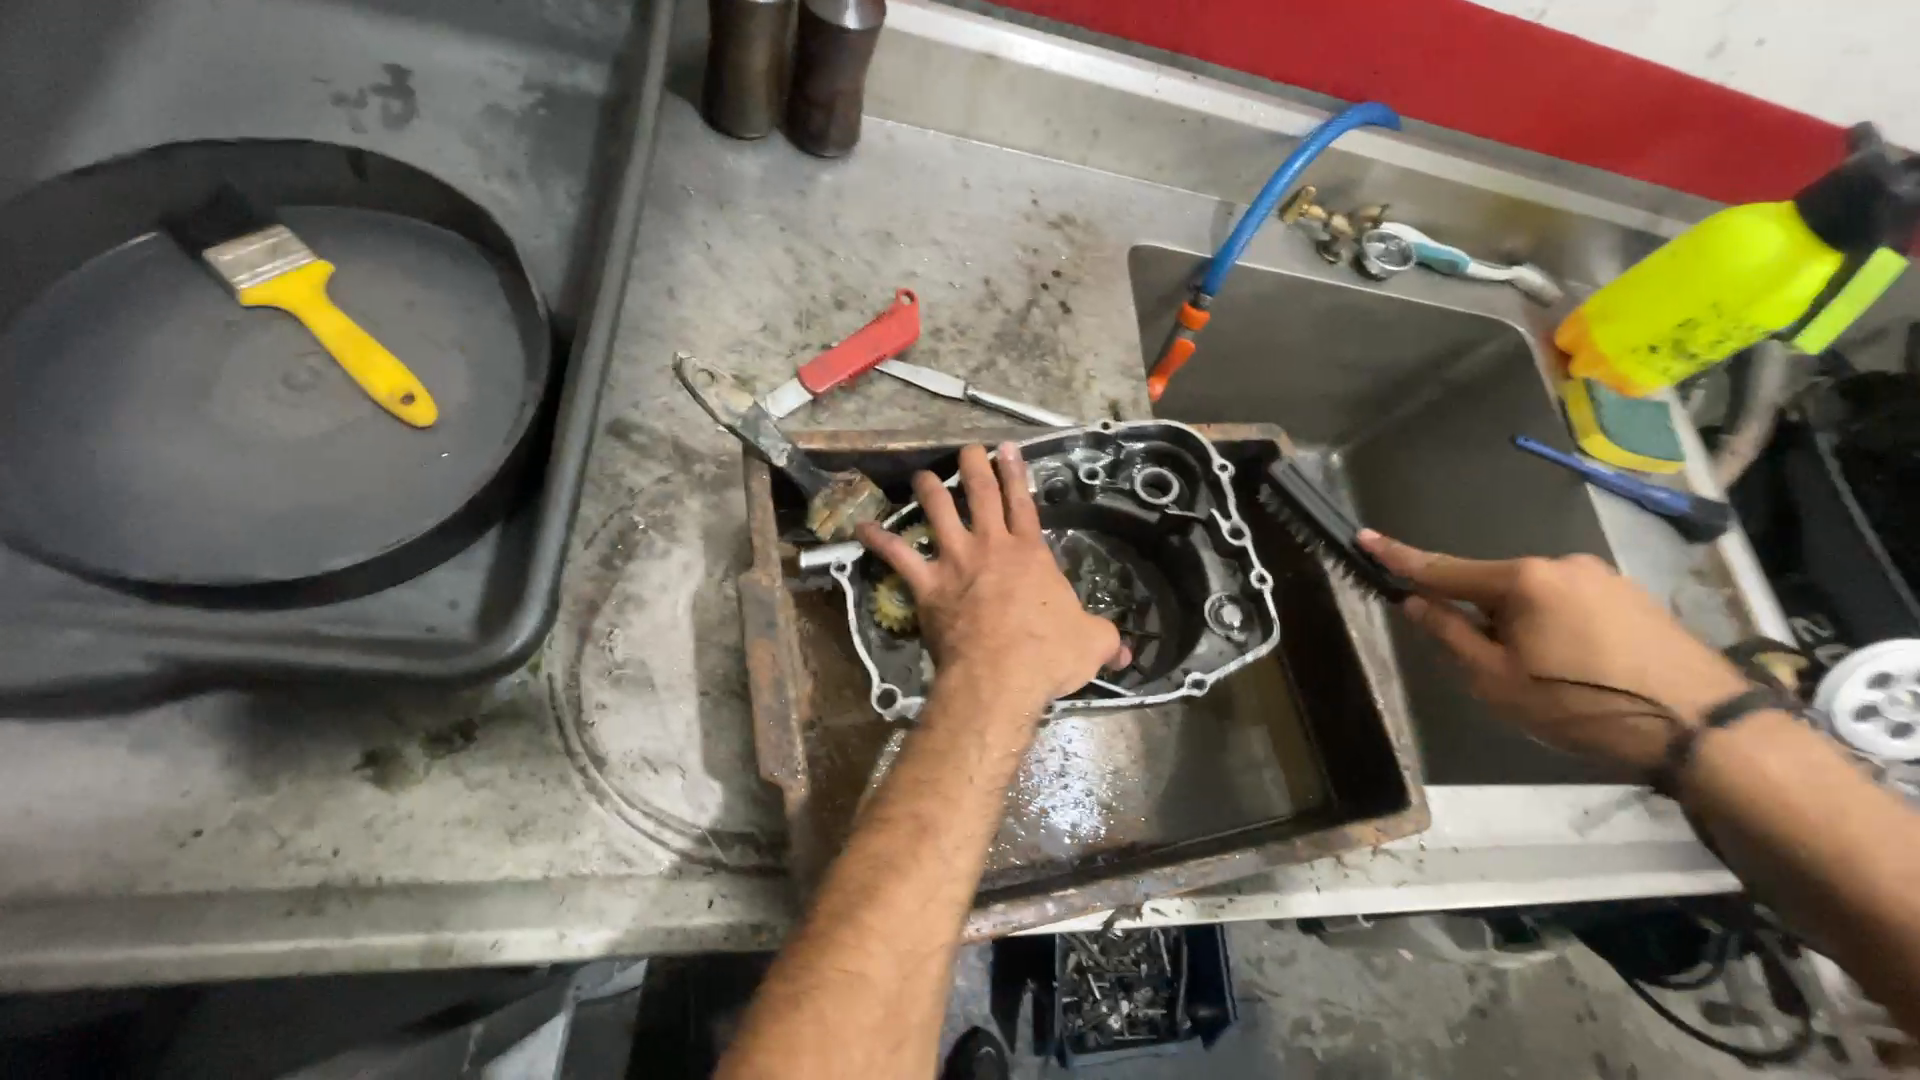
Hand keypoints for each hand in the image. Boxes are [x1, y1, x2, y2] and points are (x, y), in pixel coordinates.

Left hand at [856, 443, 1130, 716]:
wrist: (1001, 675)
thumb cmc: (1048, 655)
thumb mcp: (1091, 643)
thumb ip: (1104, 638)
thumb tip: (1124, 651)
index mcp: (1030, 552)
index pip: (1023, 502)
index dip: (1016, 473)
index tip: (1008, 449)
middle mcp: (991, 546)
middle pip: (980, 494)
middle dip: (974, 466)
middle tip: (967, 448)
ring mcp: (955, 562)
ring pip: (938, 512)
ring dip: (929, 490)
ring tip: (924, 475)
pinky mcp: (926, 585)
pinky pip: (897, 556)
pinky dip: (879, 540)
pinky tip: (862, 527)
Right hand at [1359, 530, 1751, 770]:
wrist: (1704, 728)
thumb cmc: (1583, 704)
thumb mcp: (1497, 681)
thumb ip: (1449, 635)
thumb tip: (1417, 603)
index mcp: (1523, 580)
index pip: (1444, 569)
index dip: (1399, 558)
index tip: (1364, 538)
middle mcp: (1561, 565)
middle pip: (1493, 587)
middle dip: (1480, 619)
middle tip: (1495, 670)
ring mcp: (1602, 578)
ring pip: (1532, 598)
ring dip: (1520, 628)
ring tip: (1546, 680)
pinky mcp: (1632, 597)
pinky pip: (1568, 605)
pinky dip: (1555, 630)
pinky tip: (1578, 670)